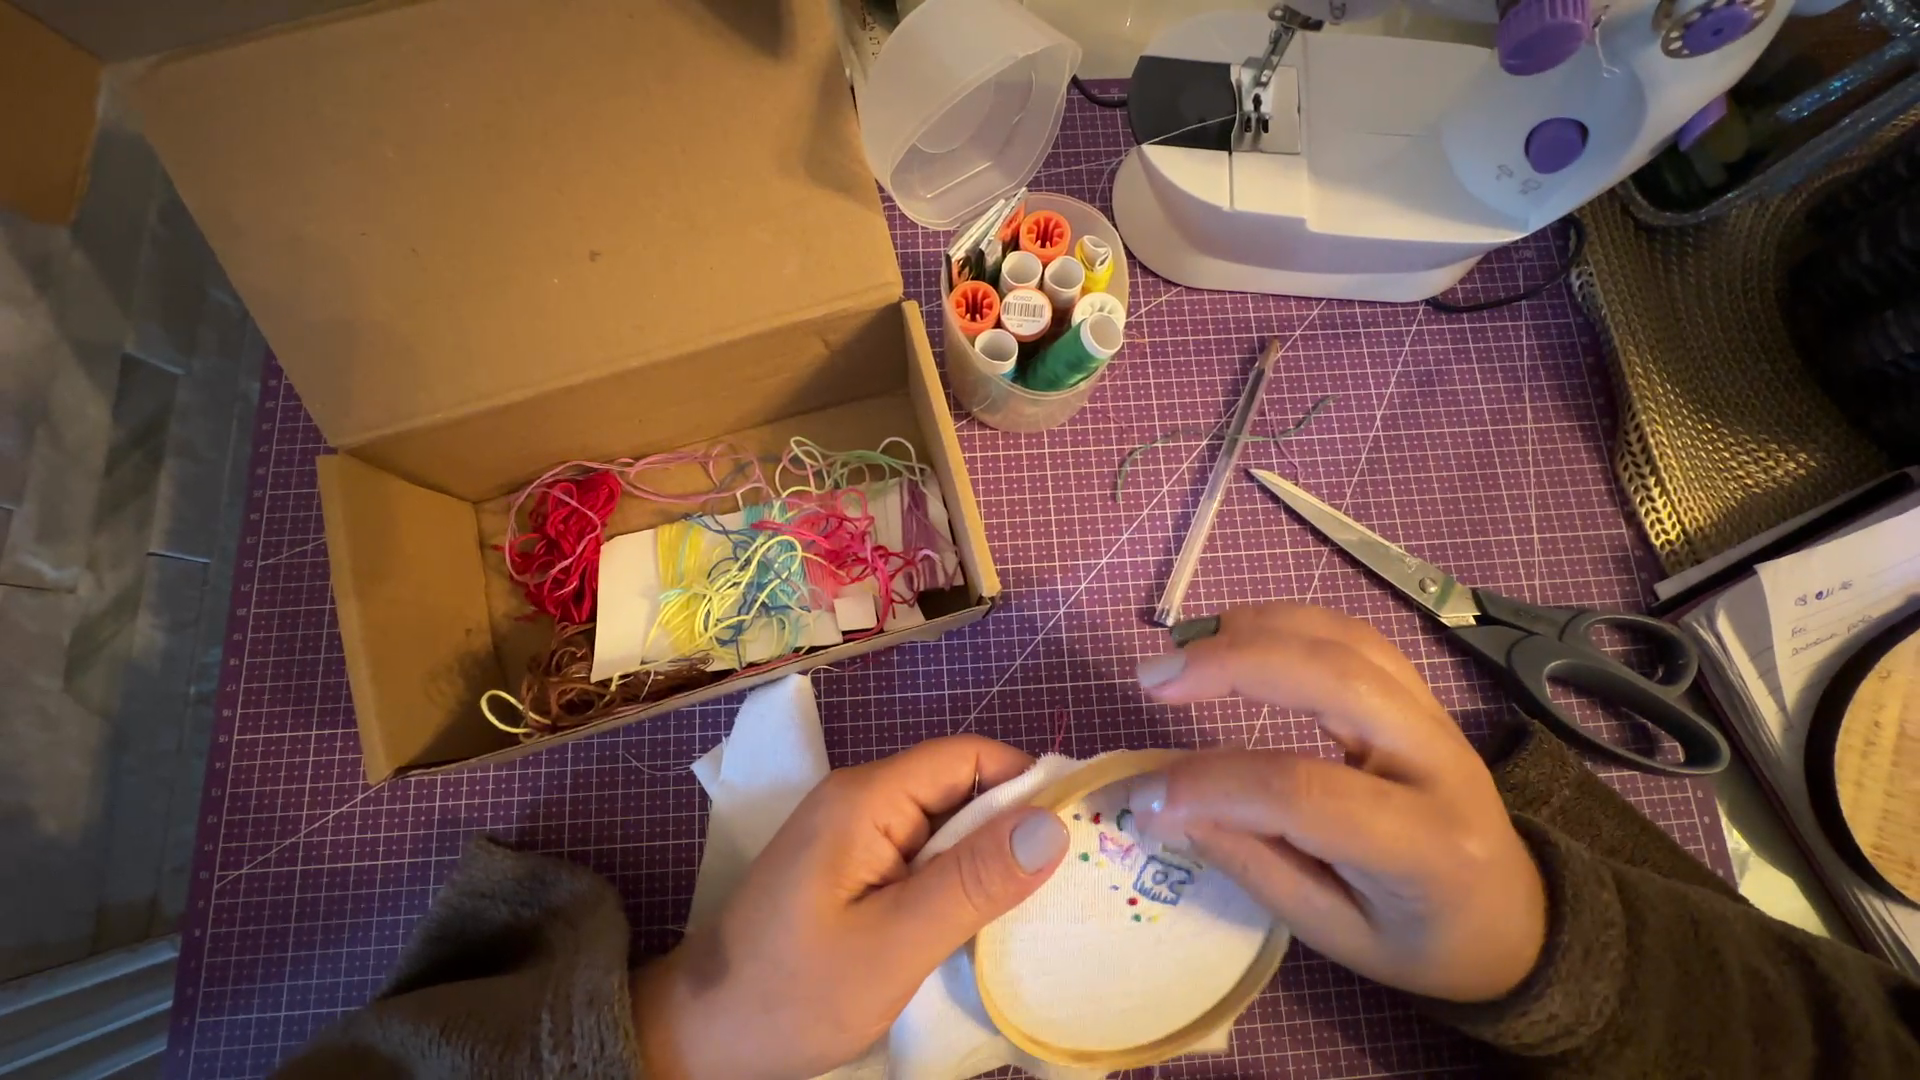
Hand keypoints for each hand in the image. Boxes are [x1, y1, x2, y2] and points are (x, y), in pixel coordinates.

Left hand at [632, 736, 1069, 1078]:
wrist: (702, 1037)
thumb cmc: (793, 993)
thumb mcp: (894, 945)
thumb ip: (972, 883)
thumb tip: (1052, 824)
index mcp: (868, 797)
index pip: (965, 757)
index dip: (1025, 779)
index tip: (1079, 825)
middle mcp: (862, 797)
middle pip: (957, 785)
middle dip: (1014, 822)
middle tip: (1074, 873)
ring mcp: (855, 831)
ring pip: (943, 821)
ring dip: (988, 854)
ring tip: (1043, 897)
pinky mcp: (853, 863)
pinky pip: (921, 850)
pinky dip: (958, 874)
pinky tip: (988, 912)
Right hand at [1129, 604, 1546, 1003]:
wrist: (1512, 914)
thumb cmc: (1420, 937)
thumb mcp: (1336, 934)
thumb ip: (1251, 864)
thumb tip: (1163, 806)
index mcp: (1428, 846)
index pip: (1304, 792)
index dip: (1214, 785)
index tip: (1145, 794)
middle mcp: (1439, 761)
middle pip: (1332, 679)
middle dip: (1230, 666)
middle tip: (1152, 677)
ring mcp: (1434, 713)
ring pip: (1342, 639)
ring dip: (1251, 630)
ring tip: (1180, 645)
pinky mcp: (1416, 691)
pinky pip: (1349, 634)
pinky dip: (1282, 622)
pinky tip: (1231, 633)